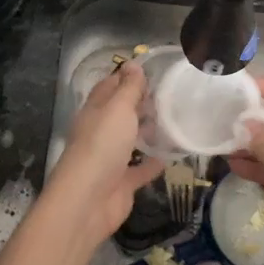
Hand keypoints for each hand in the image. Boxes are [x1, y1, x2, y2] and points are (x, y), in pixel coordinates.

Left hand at [41, 62, 164, 244]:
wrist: (88, 201)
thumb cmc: (101, 146)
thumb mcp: (117, 109)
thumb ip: (128, 88)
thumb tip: (133, 63)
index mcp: (95, 111)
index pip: (110, 86)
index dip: (127, 77)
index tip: (152, 69)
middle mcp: (101, 132)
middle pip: (121, 113)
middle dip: (141, 103)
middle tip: (171, 94)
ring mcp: (110, 158)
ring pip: (131, 140)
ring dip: (148, 131)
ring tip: (176, 119)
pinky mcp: (122, 182)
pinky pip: (141, 168)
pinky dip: (154, 162)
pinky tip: (173, 155)